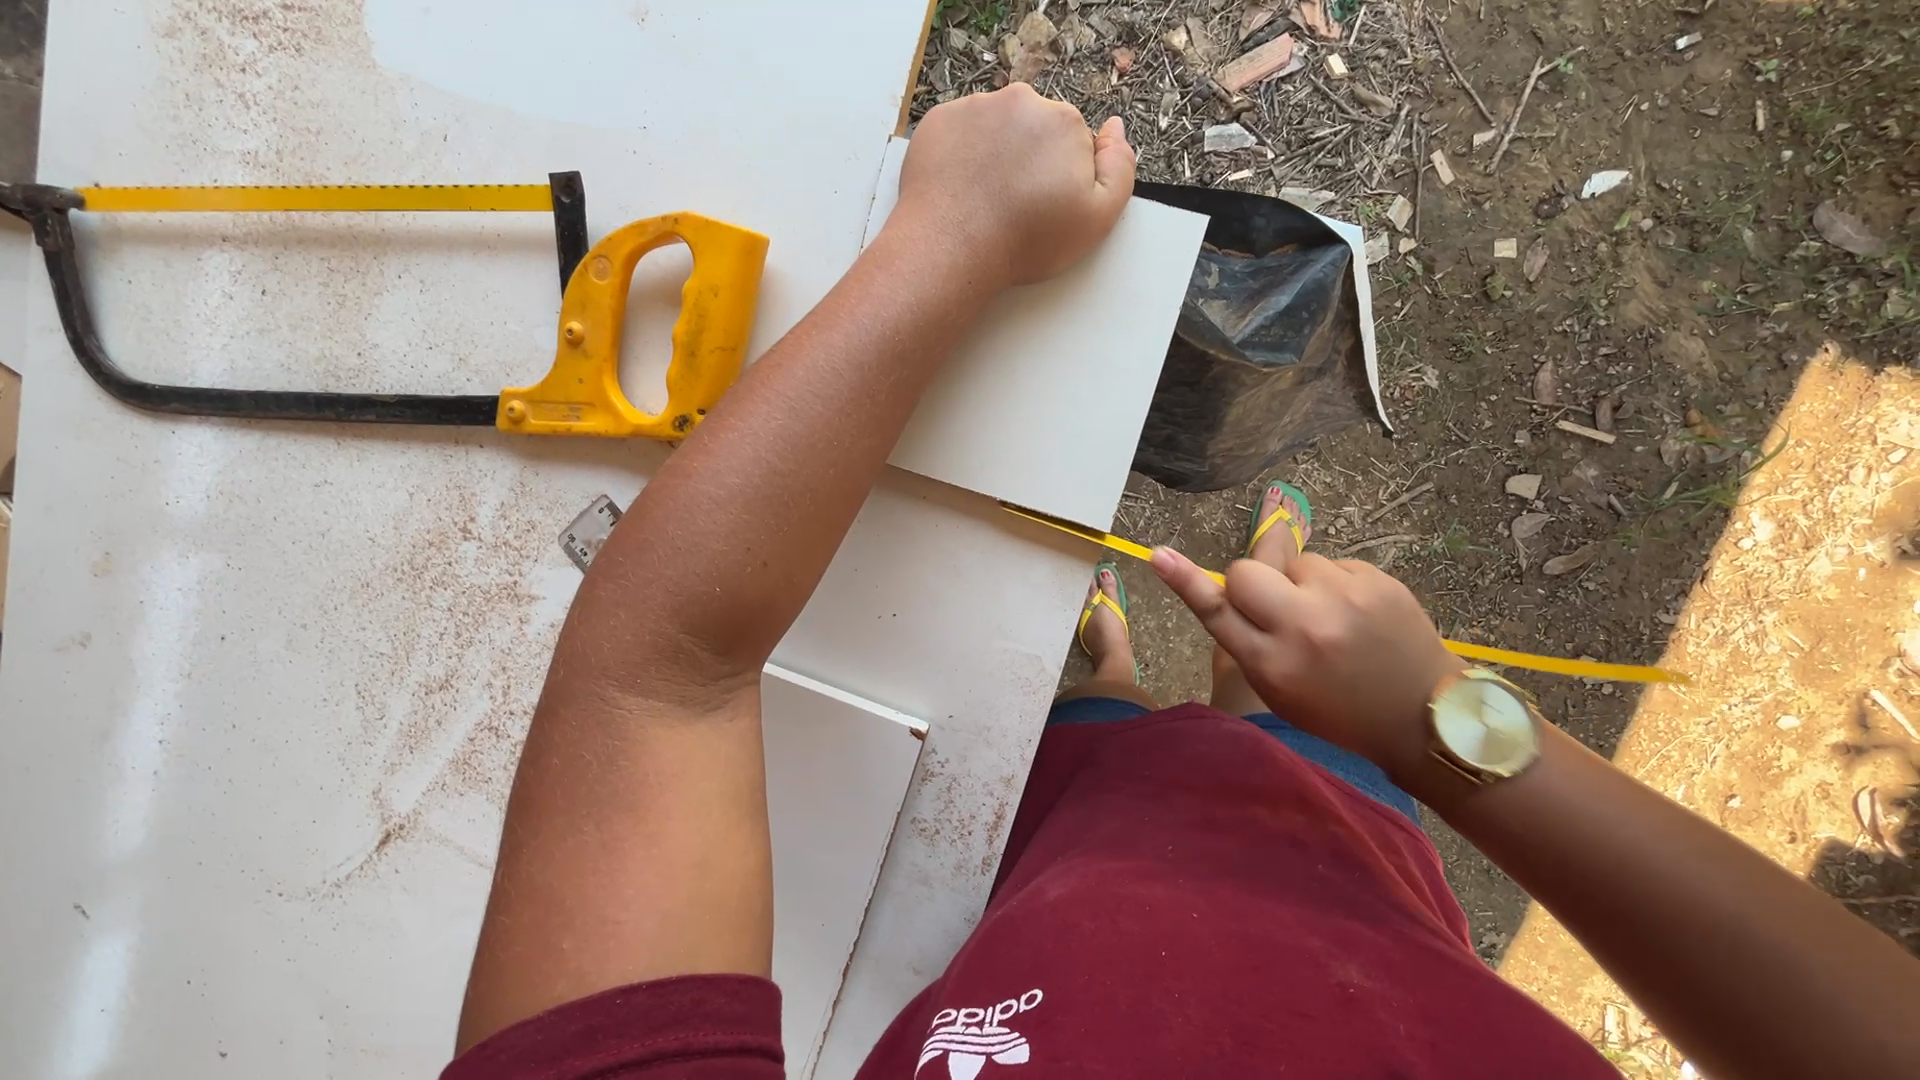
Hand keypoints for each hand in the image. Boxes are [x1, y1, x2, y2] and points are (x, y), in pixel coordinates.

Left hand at [893, 83, 1135, 287]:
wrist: (953, 249)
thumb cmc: (1025, 242)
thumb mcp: (1096, 219)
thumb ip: (1120, 169)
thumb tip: (1115, 128)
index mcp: (1063, 121)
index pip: (1071, 141)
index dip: (1062, 176)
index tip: (1047, 204)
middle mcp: (1021, 101)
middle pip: (1033, 129)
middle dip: (1029, 159)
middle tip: (1015, 204)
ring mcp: (976, 108)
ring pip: (995, 128)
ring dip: (995, 155)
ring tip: (985, 199)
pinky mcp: (940, 120)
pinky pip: (959, 133)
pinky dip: (961, 155)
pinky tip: (961, 189)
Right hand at [1151, 548, 1465, 781]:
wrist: (1424, 716)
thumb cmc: (1339, 713)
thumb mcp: (1280, 690)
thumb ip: (1246, 641)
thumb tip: (1222, 589)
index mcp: (1274, 664)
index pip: (1217, 611)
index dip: (1185, 581)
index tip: (1158, 554)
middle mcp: (1304, 626)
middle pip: (1247, 572)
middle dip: (1254, 584)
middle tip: (1278, 609)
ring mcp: (1345, 597)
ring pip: (1295, 563)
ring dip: (1301, 584)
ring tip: (1329, 619)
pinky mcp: (1378, 580)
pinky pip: (1333, 564)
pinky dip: (1335, 584)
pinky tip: (1355, 614)